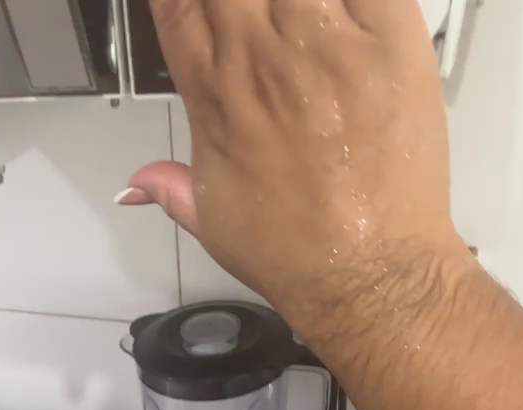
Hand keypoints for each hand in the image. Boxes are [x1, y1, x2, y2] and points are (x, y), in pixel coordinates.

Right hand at [122, 0, 471, 344]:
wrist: (365, 269)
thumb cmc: (290, 252)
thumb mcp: (212, 222)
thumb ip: (170, 187)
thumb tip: (133, 184)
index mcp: (216, 96)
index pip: (178, 6)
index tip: (195, 6)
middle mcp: (262, 57)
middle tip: (251, 19)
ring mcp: (326, 38)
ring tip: (290, 19)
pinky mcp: (389, 32)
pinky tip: (333, 8)